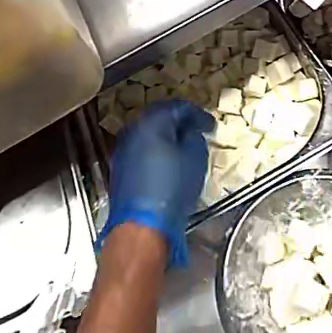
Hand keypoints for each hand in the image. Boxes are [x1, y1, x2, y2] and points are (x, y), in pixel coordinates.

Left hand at [102, 99, 213, 266]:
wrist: (142, 225)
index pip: (177, 107)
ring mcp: (123, 150)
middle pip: (159, 118)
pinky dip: (157, 149)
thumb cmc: (172, 188)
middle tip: (198, 130)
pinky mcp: (121, 169)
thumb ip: (194, 137)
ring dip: (167, 136)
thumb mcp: (195, 158)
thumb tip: (190, 132)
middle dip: (180, 122)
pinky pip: (142, 149)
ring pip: (149, 134)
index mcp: (151, 123)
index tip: (210, 125)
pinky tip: (169, 160)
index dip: (197, 114)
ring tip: (185, 145)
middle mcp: (132, 132)